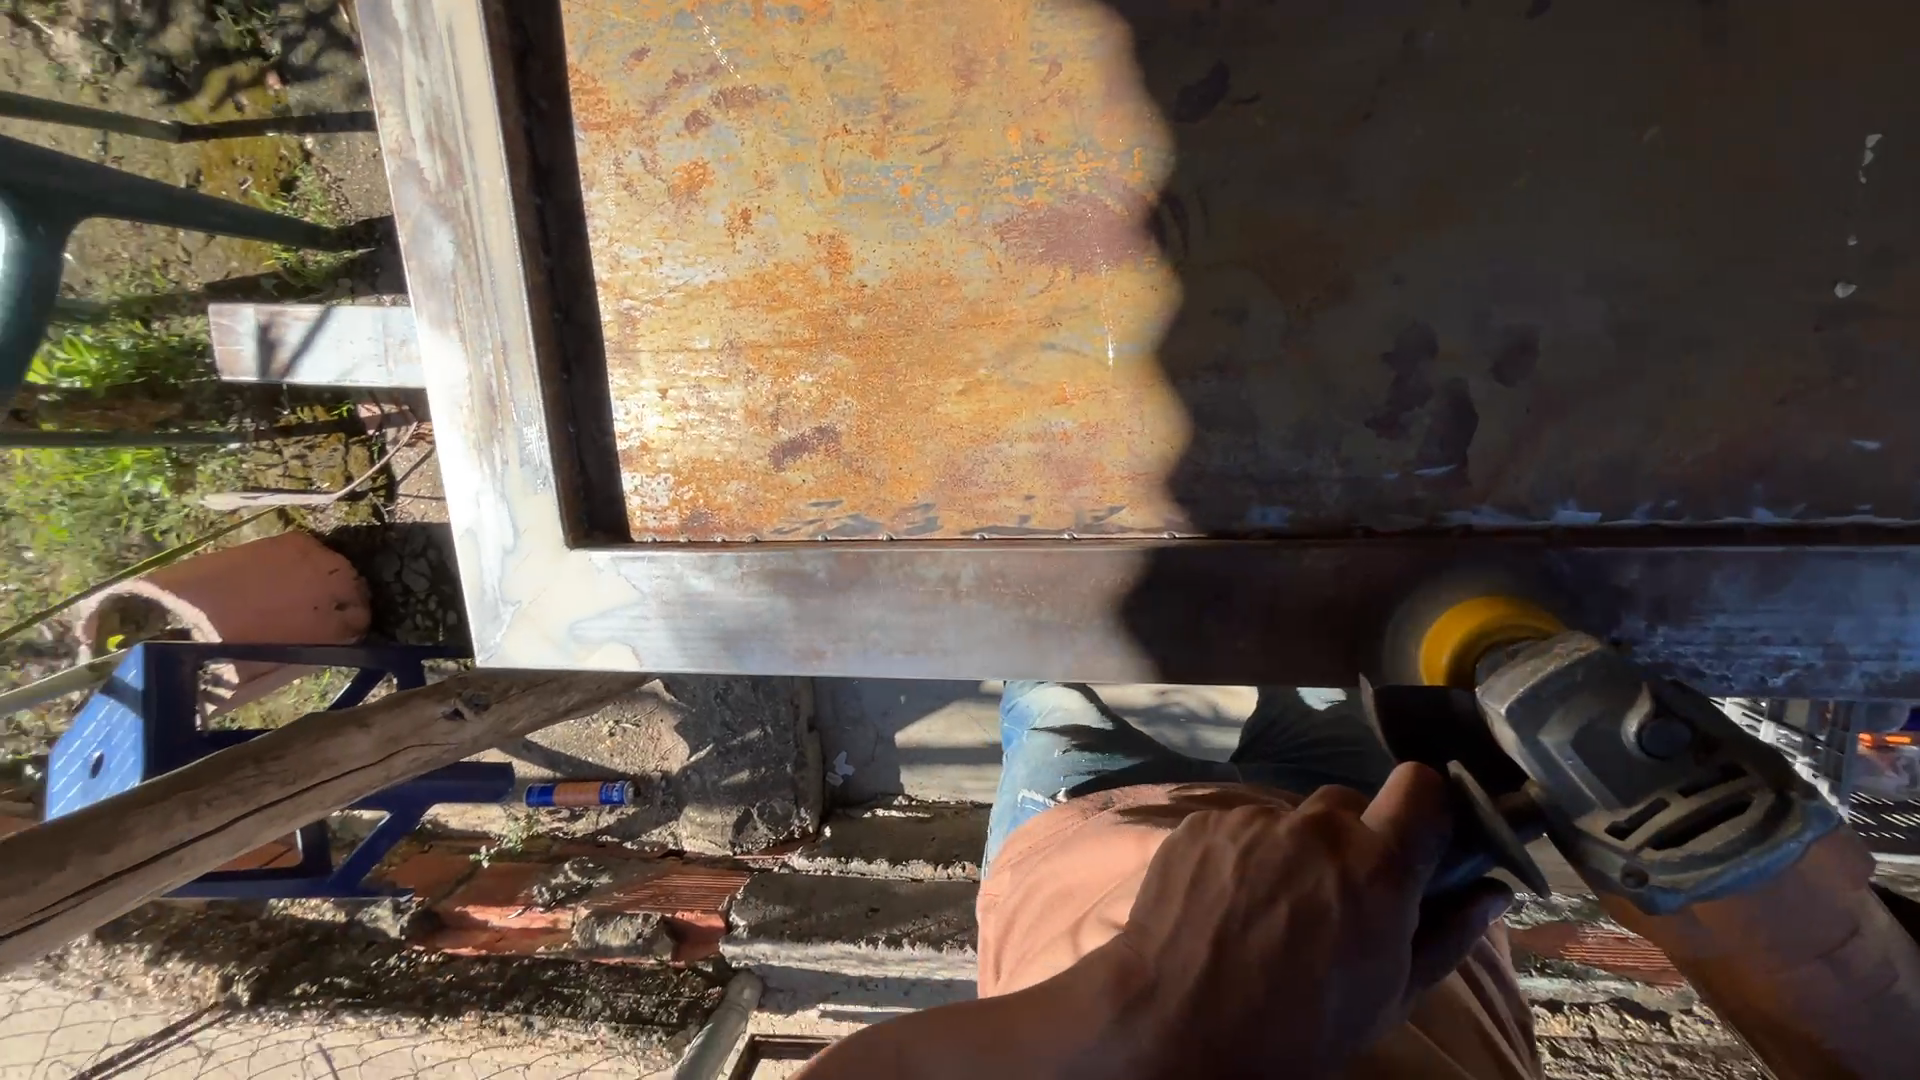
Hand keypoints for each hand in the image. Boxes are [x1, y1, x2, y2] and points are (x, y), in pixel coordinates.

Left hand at [1101, 763, 1514, 1079]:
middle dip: (1352, 840)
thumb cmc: (1303, 1025)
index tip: (1417, 835)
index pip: (1419, 787)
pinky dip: (1243, 853)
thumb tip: (1490, 890)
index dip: (1424, 805)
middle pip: (1346, 806)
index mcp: (1373, 865)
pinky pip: (1238, 827)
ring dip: (1292, 849)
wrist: (1180, 1020)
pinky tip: (1228, 901)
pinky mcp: (1201, 823)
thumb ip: (1447, 932)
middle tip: (1334, 894)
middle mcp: (1312, 827)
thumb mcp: (1392, 994)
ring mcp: (1250, 820)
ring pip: (1288, 820)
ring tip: (1269, 907)